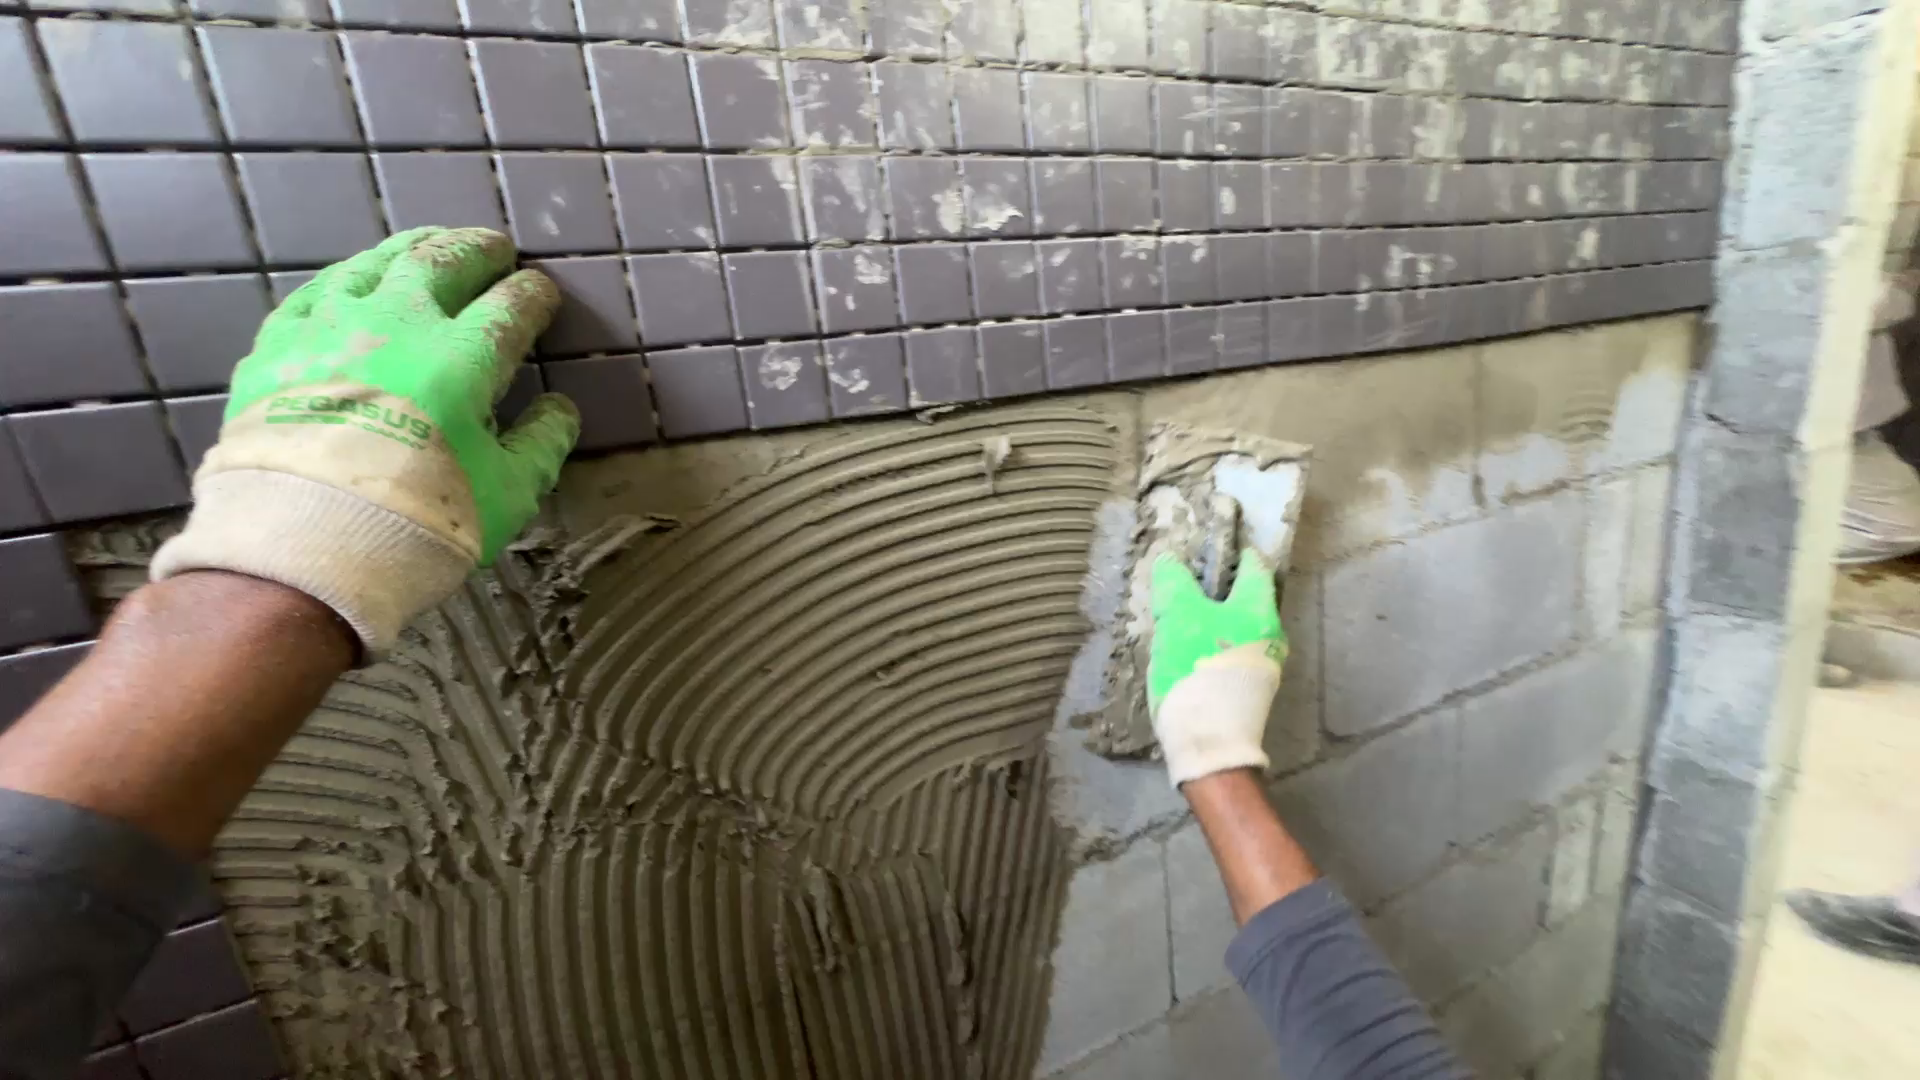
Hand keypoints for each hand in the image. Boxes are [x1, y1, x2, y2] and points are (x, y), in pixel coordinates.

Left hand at [152, 227, 578, 655]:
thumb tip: (559, 408)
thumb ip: (544, 440)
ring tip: (433, 243)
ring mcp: (330, 330)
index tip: (545, 291)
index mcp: (462, 360)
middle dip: (476, 249)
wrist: (308, 545)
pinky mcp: (278, 349)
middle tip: (496, 246)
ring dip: (413, 248)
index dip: (533, 295)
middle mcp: (397, 327)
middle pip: (441, 264)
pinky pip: (316, 293)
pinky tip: (357, 281)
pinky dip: (349, 279)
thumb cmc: (428, 516)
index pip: (509, 307)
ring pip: (375, 264)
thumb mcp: (513, 489)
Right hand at [1148, 548, 1286, 787]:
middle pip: (1246, 599)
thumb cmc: (1197, 669)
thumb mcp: (1178, 617)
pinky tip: (1188, 646)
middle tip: (1192, 577)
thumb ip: (1174, 584)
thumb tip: (1169, 558)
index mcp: (1259, 611)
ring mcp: (1261, 665)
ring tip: (1183, 611)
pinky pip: (1230, 650)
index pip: (1254, 568)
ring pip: (1237, 627)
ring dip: (1214, 617)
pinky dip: (1212, 640)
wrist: (1208, 741)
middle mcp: (1269, 635)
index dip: (1237, 552)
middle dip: (1221, 588)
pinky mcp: (1247, 690)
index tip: (1218, 543)